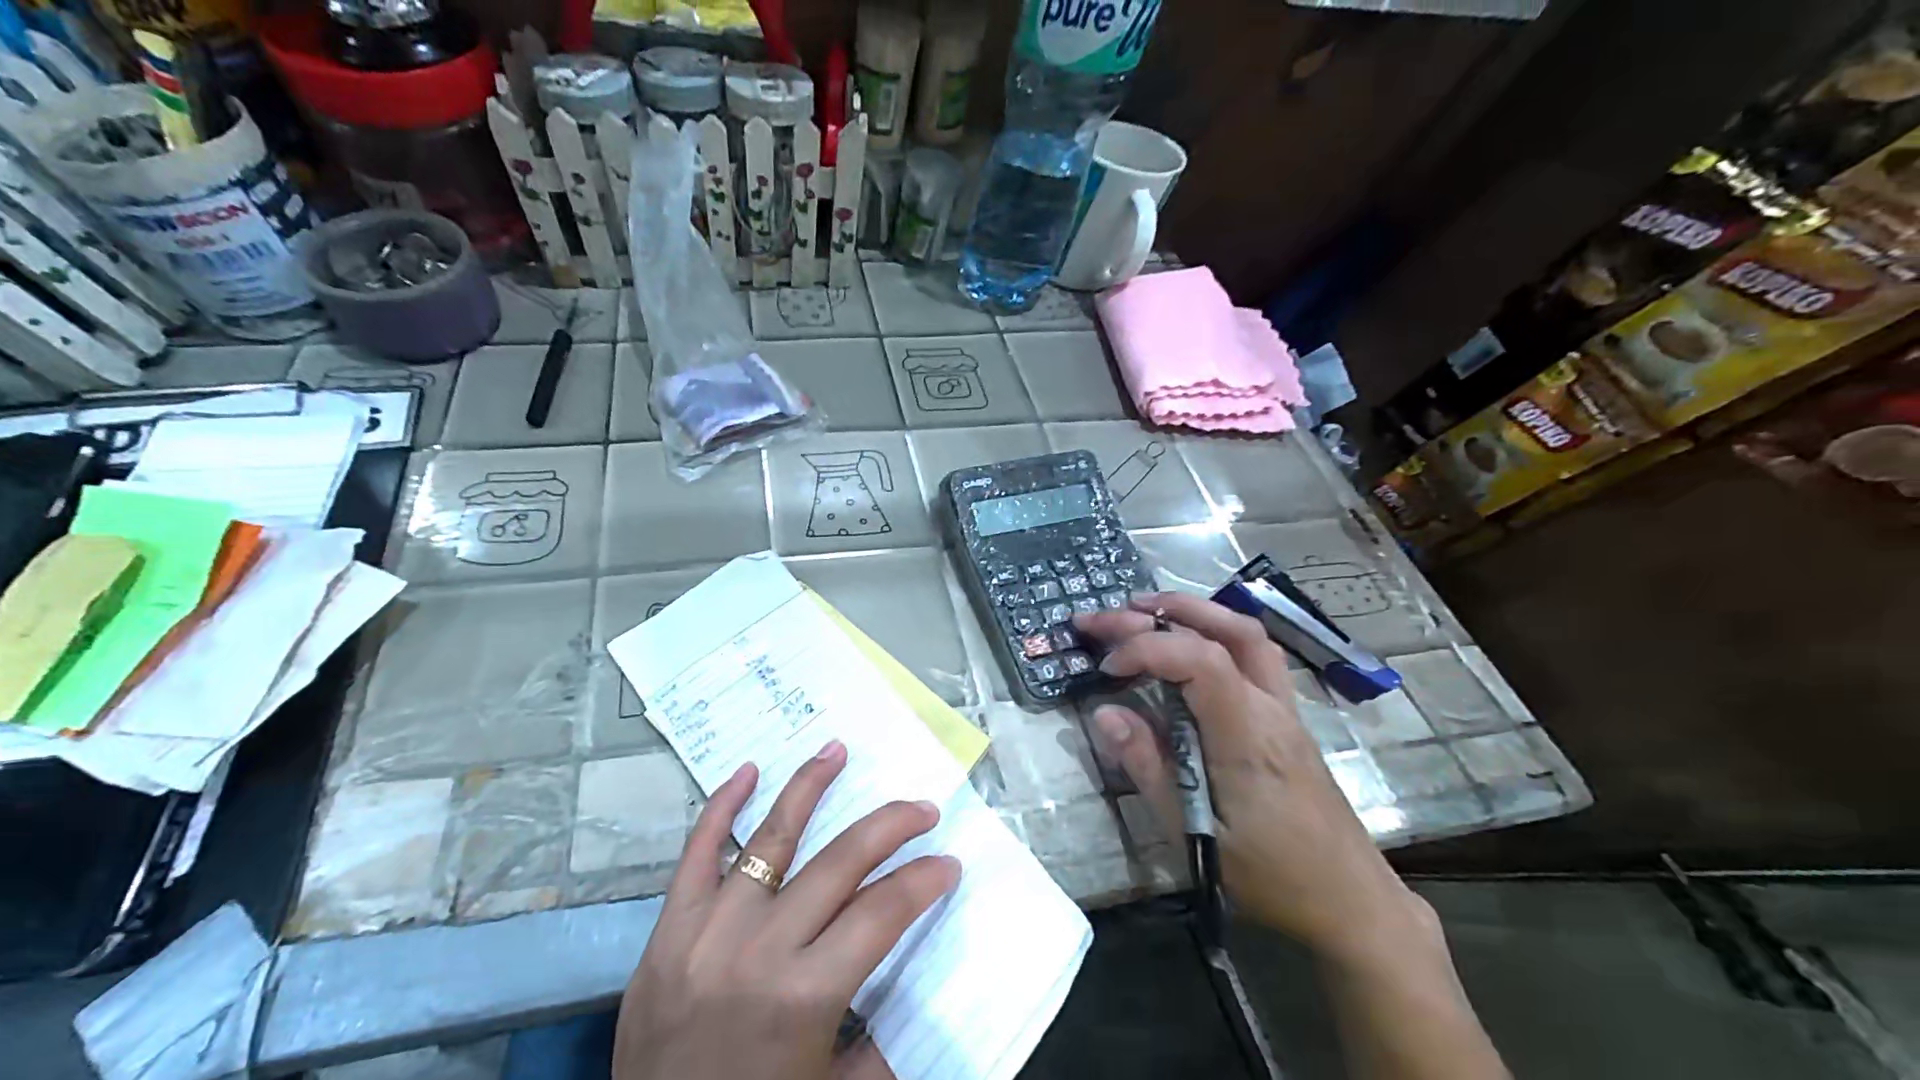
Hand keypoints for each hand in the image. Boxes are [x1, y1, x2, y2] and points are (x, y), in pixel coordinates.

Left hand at [614, 740, 960, 1079]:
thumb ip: (886, 1045)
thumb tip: (932, 992)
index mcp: (806, 995)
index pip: (883, 912)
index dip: (922, 881)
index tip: (947, 864)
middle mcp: (760, 949)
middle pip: (841, 861)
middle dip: (892, 826)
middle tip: (923, 808)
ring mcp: (708, 930)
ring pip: (771, 838)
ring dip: (810, 786)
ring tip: (838, 750)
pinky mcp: (668, 928)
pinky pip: (694, 852)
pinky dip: (721, 807)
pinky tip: (748, 771)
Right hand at [1074, 593, 1432, 961]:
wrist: (1352, 901)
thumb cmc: (1273, 877)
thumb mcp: (1197, 839)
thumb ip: (1150, 771)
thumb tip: (1105, 713)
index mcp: (1248, 735)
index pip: (1201, 660)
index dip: (1148, 648)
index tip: (1107, 670)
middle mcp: (1270, 707)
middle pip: (1224, 630)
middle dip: (1158, 613)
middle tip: (1100, 617)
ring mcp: (1284, 707)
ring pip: (1246, 633)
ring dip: (1192, 610)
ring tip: (1141, 609)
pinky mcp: (1285, 717)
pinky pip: (1252, 653)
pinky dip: (1212, 630)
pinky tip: (1186, 641)